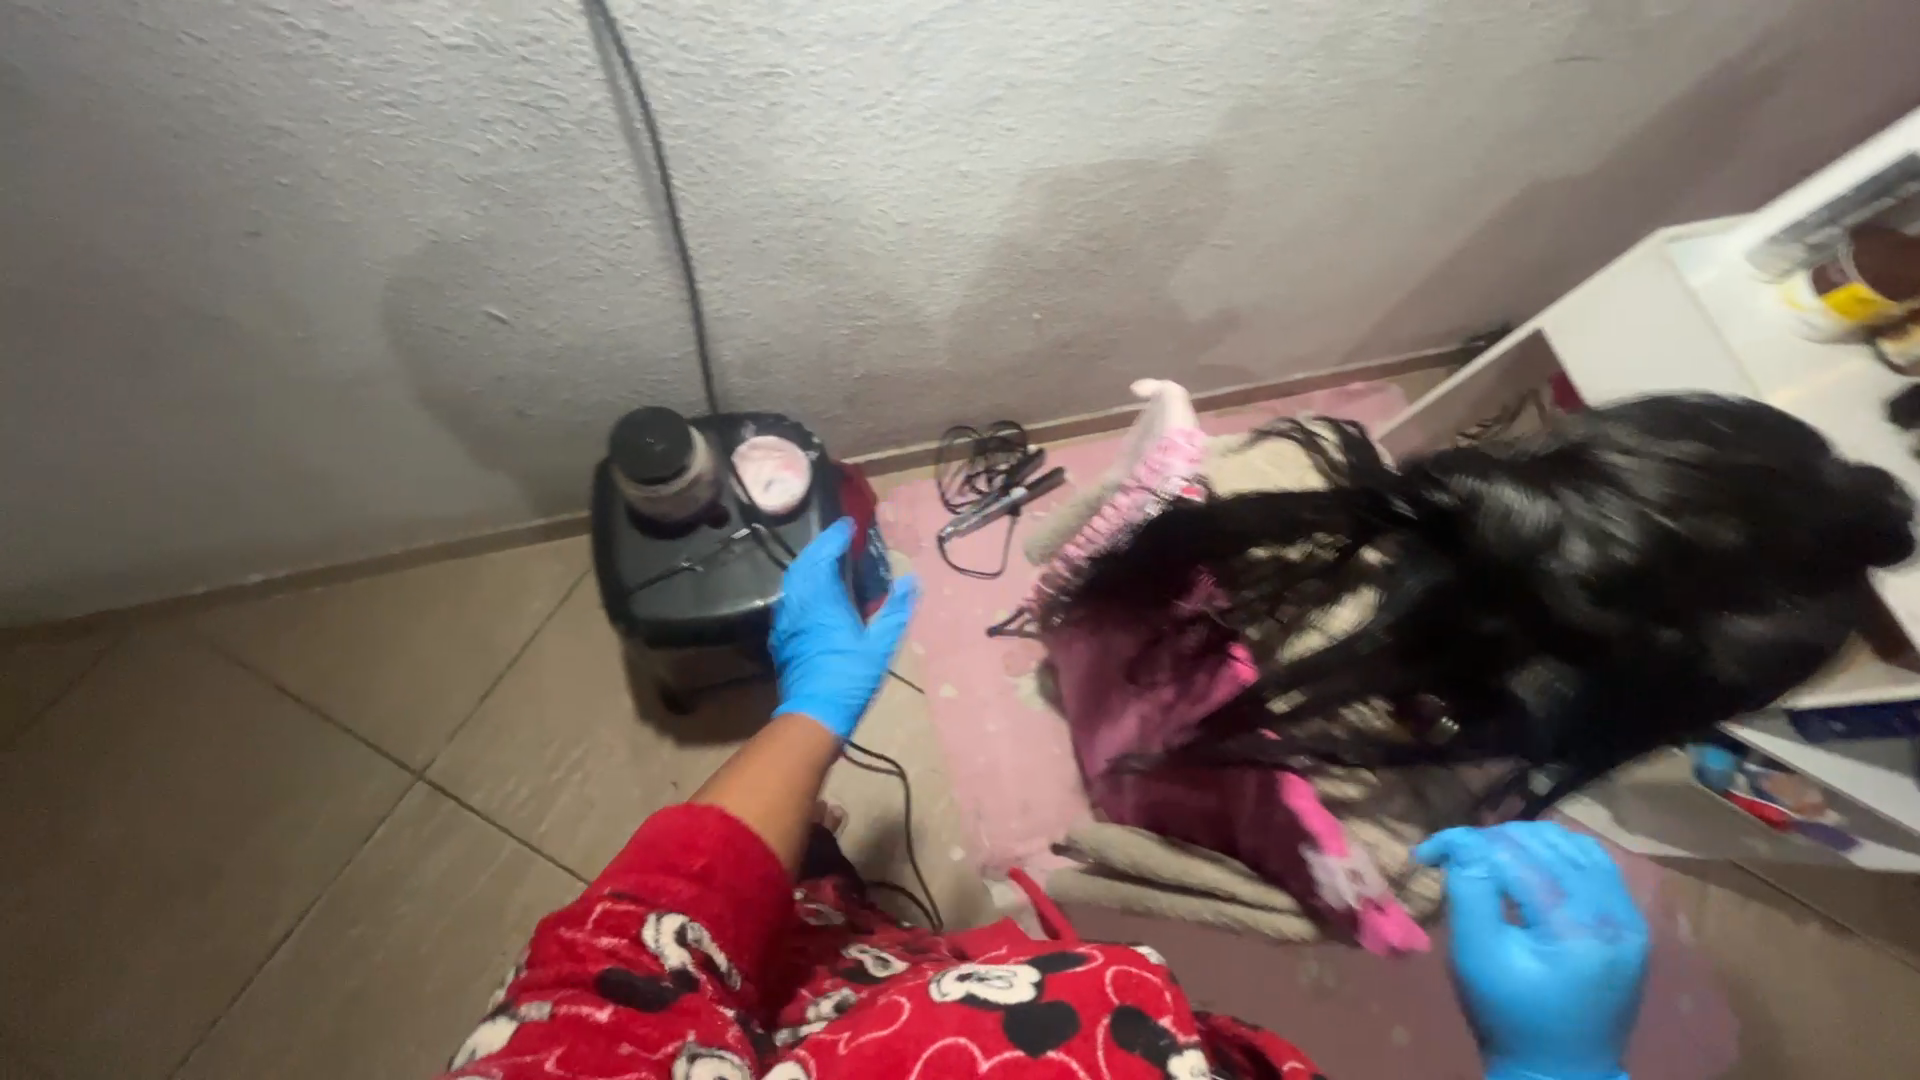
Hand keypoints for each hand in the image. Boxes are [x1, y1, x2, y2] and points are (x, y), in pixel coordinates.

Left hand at [770, 518, 918, 738]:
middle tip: (839, 538)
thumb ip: (896, 611)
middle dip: (820, 546)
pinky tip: (816, 591)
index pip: (824, 555)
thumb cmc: (849, 677)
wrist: (814, 713)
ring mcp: (787, 619)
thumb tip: (912, 581)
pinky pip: (791, 597)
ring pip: (794, 580)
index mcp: (822, 601)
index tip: (848, 524)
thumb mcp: (881, 646)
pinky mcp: (783, 634)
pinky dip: (803, 583)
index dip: (835, 536)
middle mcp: (800, 603)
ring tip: (829, 559)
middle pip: (804, 563)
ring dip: (810, 563)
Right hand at [1414, 822, 1649, 1079]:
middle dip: (1487, 840)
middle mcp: (1614, 914)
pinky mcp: (1629, 922)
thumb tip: (1462, 844)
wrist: (1561, 1068)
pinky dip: (1554, 851)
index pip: (1510, 854)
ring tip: (1486, 859)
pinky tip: (1527, 865)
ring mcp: (1629, 918)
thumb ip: (1468, 891)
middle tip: (1452, 859)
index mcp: (1575, 926)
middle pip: (1539, 842)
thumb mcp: (1475, 955)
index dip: (1461, 842)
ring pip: (1569, 843)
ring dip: (1520, 841)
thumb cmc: (1508, 1013)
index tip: (1423, 855)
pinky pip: (1592, 861)